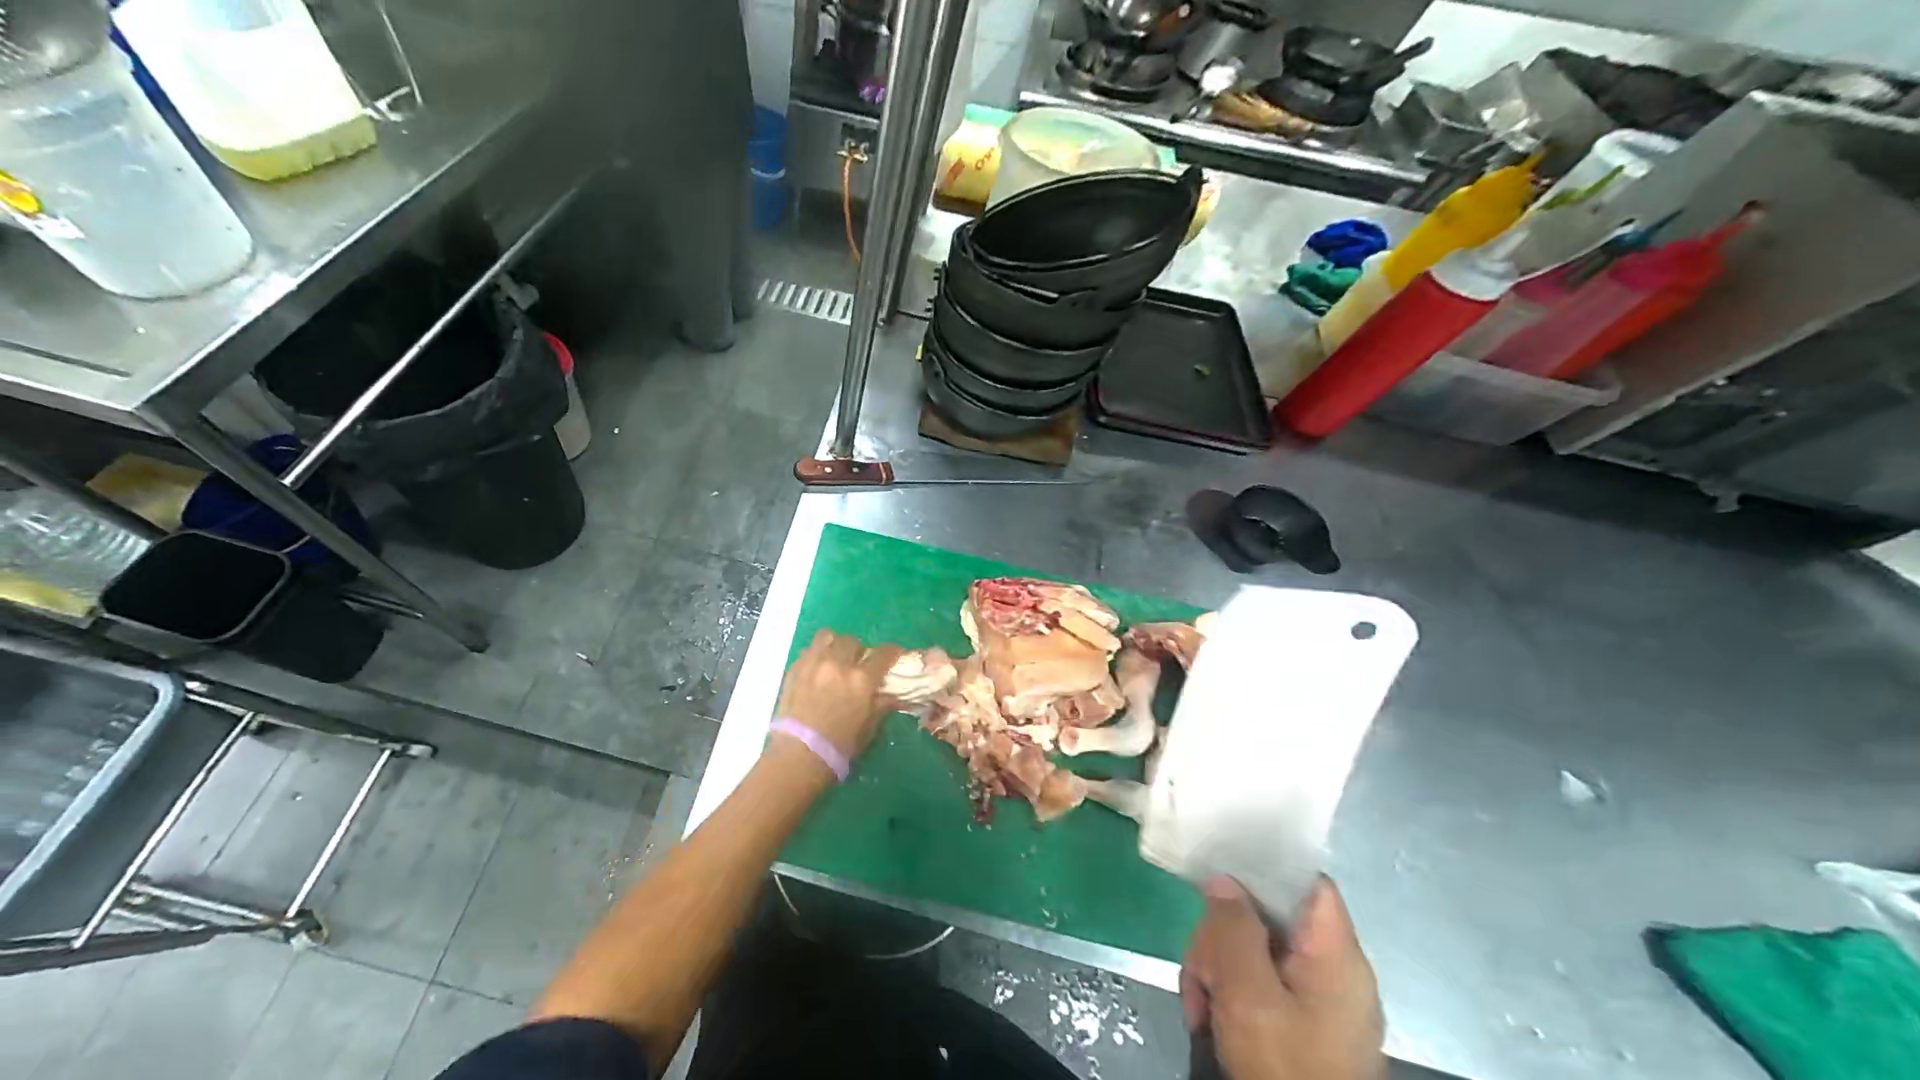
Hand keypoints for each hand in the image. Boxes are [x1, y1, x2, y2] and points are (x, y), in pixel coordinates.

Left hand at [774, 631, 902, 759]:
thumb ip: (882, 706)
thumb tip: (893, 695)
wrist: (798, 755)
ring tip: (835, 659)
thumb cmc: (839, 747)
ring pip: (828, 637)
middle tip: (859, 663)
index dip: (892, 652)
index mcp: (861, 680)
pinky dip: (817, 655)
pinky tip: (818, 670)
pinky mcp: (794, 669)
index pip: (883, 654)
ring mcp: (814, 664)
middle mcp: (838, 664)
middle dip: (859, 650)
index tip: (894, 655)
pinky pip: (809, 650)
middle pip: (853, 642)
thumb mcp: (868, 727)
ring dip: (836, 645)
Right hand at [1181, 876, 1384, 1079]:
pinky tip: (1208, 1016)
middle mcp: (1331, 969)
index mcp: (1335, 955)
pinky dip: (1227, 993)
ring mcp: (1315, 998)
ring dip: (1216, 970)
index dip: (1264, 867)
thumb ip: (1233, 930)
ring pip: (1252, 950)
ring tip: (1201, 1004)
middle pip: (1268, 917)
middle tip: (1203, 972)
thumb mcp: (1248, 997)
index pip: (1307, 881)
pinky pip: (1256, 983)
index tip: (1220, 871)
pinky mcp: (1299, 1021)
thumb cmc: (1285, 1070)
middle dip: (1222, 938)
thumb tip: (1222, 880)